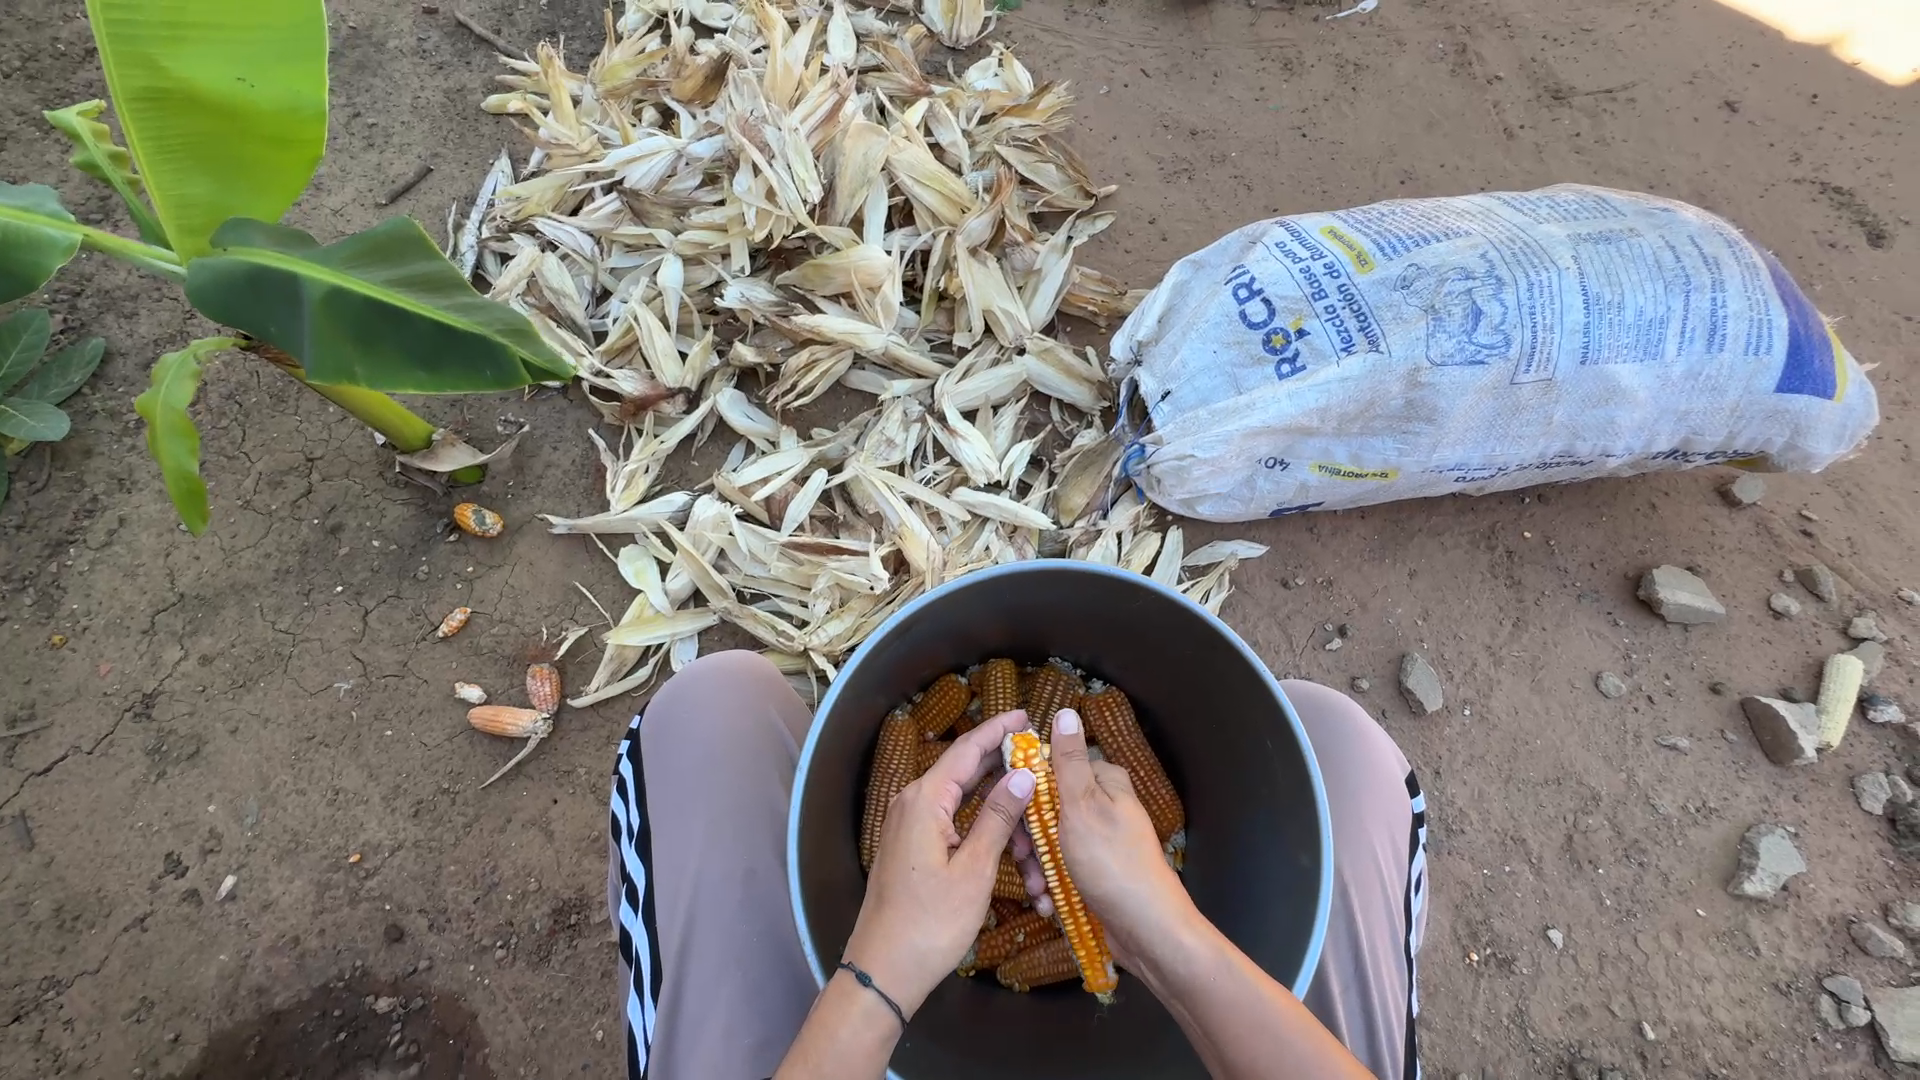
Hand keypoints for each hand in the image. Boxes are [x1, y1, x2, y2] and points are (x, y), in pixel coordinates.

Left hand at [842, 709, 1035, 1015]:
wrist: (884, 970)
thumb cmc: (931, 923)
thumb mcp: (973, 870)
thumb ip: (997, 817)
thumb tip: (1023, 773)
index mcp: (925, 799)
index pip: (967, 751)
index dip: (997, 731)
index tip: (1025, 715)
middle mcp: (913, 802)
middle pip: (962, 768)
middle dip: (1000, 759)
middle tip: (1036, 750)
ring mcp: (909, 823)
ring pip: (958, 795)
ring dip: (992, 793)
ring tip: (1029, 788)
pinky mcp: (912, 844)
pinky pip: (950, 816)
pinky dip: (977, 815)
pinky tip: (1003, 823)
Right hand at [1047, 707, 1198, 972]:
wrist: (1148, 932)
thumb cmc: (1112, 863)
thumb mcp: (1083, 805)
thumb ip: (1069, 760)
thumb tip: (1066, 712)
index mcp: (1104, 782)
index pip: (1052, 769)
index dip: (1027, 790)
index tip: (1012, 813)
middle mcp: (1102, 806)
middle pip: (1047, 809)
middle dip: (1030, 838)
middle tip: (1025, 859)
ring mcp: (1098, 842)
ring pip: (1050, 843)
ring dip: (1038, 867)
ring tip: (1039, 890)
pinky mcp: (1095, 873)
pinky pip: (1061, 871)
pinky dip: (1052, 886)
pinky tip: (1049, 903)